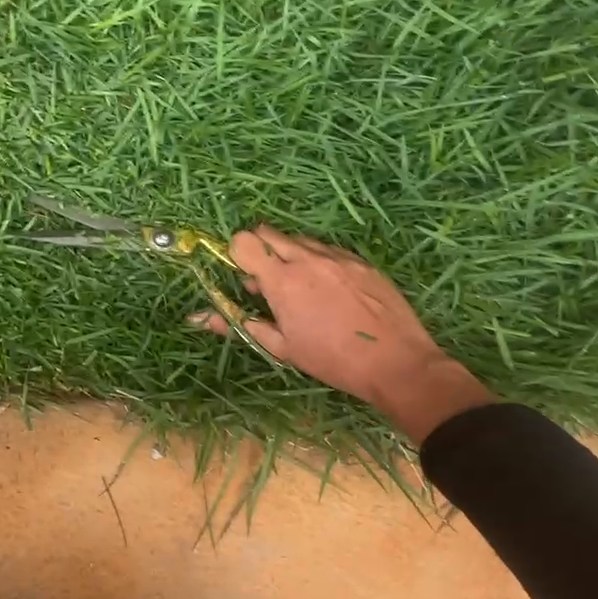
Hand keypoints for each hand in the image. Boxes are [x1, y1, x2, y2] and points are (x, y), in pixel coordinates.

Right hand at [191, 223, 493, 441]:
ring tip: (301, 285)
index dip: (237, 254)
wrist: (401, 366)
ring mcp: (339, 258)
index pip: (243, 241)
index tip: (244, 274)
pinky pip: (329, 250)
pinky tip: (330, 288)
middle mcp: (308, 259)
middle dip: (260, 249)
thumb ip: (238, 323)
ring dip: (290, 254)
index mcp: (282, 280)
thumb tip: (196, 318)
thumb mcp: (280, 346)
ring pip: (299, 240)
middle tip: (267, 278)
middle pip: (268, 232)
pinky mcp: (363, 263)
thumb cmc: (332, 360)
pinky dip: (319, 260)